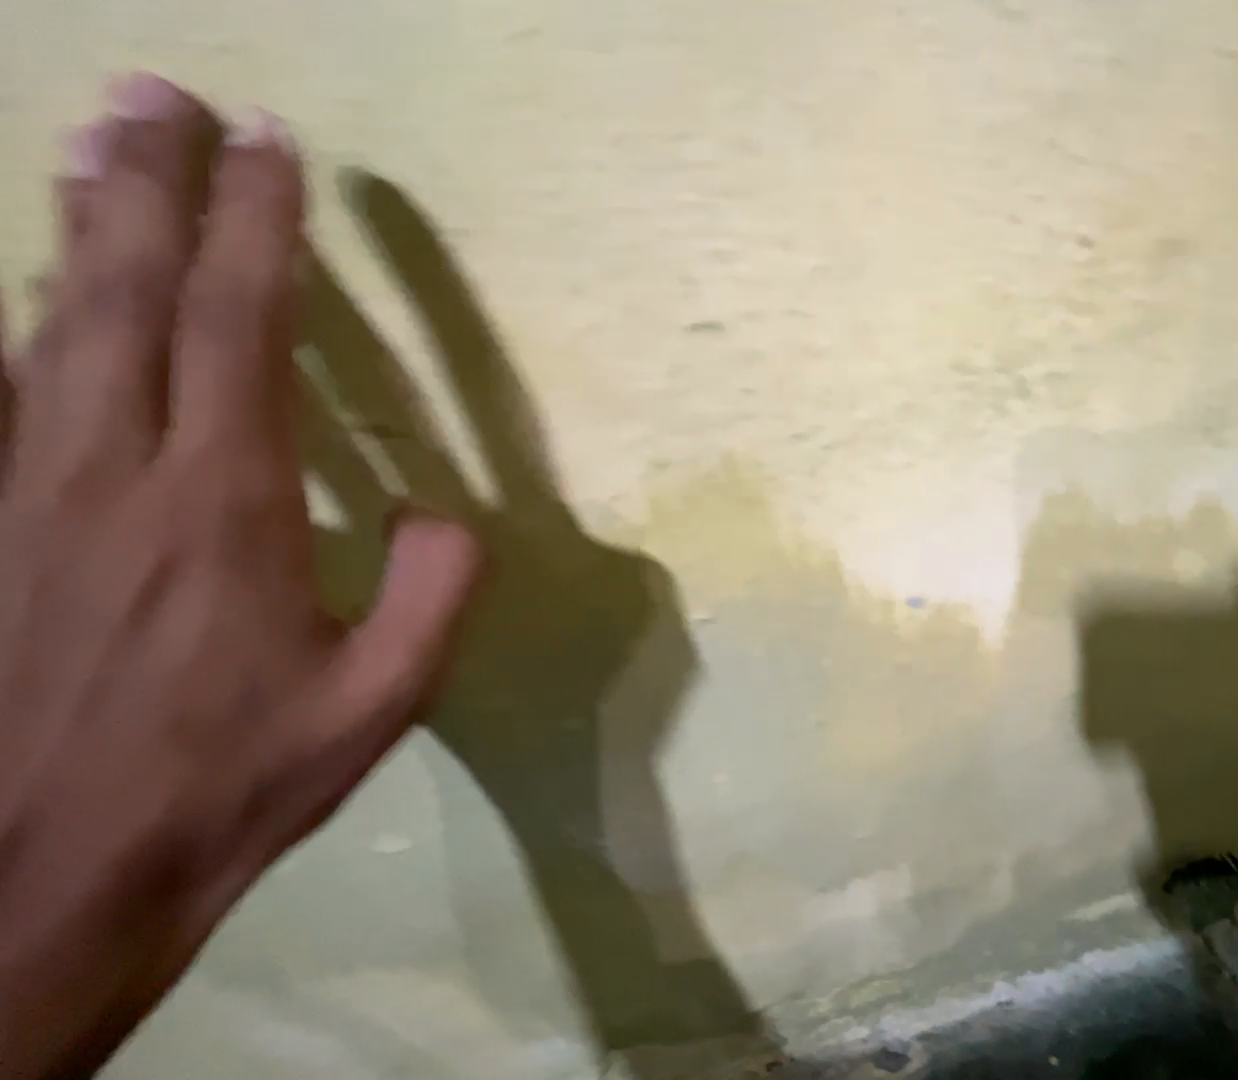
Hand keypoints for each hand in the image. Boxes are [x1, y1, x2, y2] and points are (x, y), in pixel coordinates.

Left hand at [0, 75, 480, 1077]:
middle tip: (159, 97)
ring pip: (43, 328)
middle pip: (118, 296)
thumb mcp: (382, 700)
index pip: (239, 331)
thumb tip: (445, 514)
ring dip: (72, 228)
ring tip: (94, 151)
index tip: (275, 151)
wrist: (33, 879)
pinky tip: (35, 293)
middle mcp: (108, 474)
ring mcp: (23, 495)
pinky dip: (26, 319)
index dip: (257, 230)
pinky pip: (2, 391)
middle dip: (143, 185)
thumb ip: (434, 595)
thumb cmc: (233, 781)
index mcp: (223, 508)